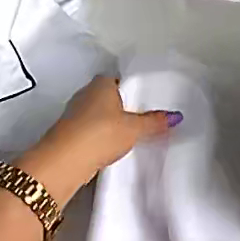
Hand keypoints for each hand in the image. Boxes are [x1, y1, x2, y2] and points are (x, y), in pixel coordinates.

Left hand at [15, 75, 178, 202]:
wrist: (66, 160)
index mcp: (101, 84)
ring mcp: (75, 115)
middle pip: (108, 98)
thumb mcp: (135, 128)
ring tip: (128, 137)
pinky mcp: (70, 134)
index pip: (119, 80)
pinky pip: (91, 132)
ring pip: (98, 115)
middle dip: (122, 108)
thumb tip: (172, 117)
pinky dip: (101, 138)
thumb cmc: (97, 133)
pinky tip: (111, 149)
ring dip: (110, 124)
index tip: (144, 101)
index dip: (132, 90)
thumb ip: (155, 122)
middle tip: (140, 119)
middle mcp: (84, 95)